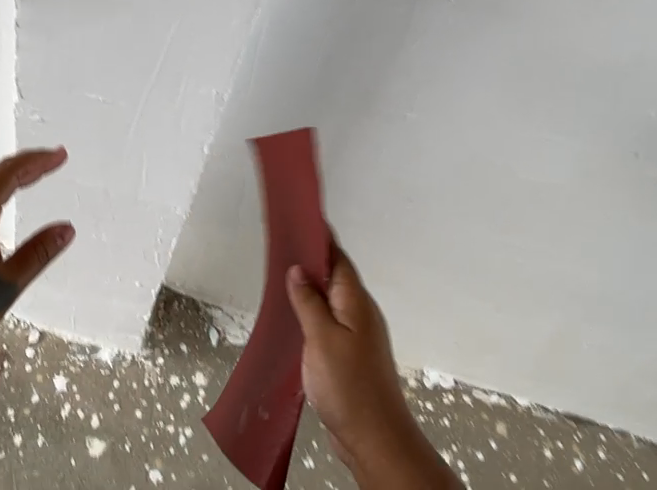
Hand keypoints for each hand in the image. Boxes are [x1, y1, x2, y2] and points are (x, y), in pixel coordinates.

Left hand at [0, 148, 75, 394]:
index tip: (60, 156)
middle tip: (53, 162)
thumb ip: (38, 253)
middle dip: (27, 166)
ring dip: (8, 178)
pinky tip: (0, 203)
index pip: (9, 173)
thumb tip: (67, 229)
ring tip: (33, 178)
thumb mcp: (7, 286)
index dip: (37, 161)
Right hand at [288, 248, 459, 488]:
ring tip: (281, 277)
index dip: (320, 237)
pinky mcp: (351, 355)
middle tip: (282, 244)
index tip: (301, 217)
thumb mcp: (322, 339)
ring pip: (331, 299)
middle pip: (335, 275)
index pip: (337, 257)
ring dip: (310, 287)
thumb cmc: (350, 388)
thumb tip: (298, 270)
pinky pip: (329, 321)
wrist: (376, 440)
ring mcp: (357, 335)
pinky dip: (312, 311)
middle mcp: (360, 313)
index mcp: (356, 302)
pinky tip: (295, 319)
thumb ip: (309, 302)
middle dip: (311, 258)